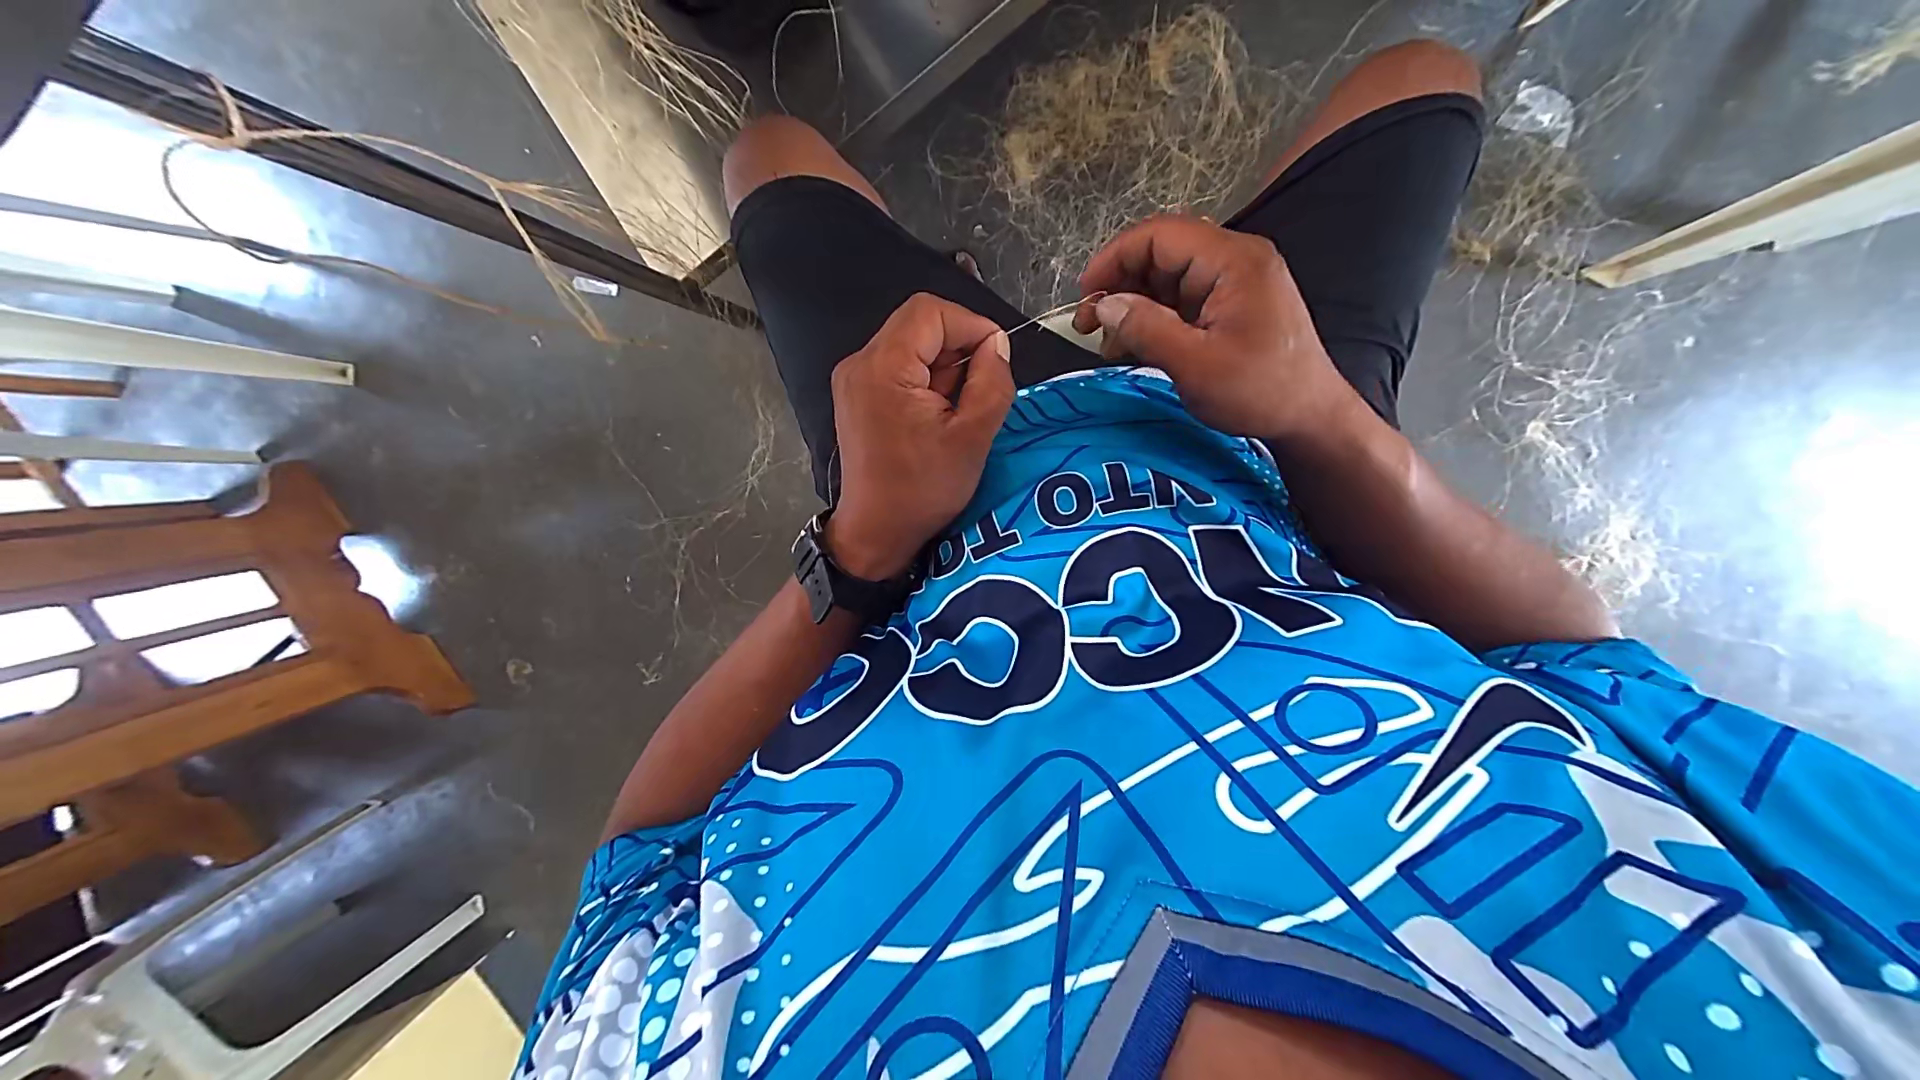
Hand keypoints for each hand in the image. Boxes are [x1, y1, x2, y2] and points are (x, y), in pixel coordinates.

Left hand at [826, 293, 1014, 578]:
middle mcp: (860, 363)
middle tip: (977, 391)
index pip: (931, 311)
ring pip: (911, 344)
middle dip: (958, 348)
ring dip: (944, 368)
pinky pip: (899, 366)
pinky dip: (926, 380)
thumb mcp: (972, 438)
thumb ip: (992, 382)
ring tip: (955, 411)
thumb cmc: (922, 491)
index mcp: (883, 368)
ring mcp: (854, 378)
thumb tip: (996, 345)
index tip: (996, 359)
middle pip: (919, 324)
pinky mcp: (857, 394)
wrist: (876, 531)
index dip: (972, 325)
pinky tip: (936, 415)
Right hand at [1072, 215, 1358, 440]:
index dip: (1113, 259)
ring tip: (1108, 343)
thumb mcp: (1195, 365)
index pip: (1158, 235)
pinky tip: (1132, 345)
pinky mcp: (1229, 307)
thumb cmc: (1259, 391)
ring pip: (1165, 279)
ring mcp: (1233, 284)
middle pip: (1160, 254)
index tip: (1084, 295)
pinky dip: (1151, 319)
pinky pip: (1179, 301)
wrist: (1310, 417)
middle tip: (1088, 325)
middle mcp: (1234, 261)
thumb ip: (1146, 329)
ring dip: (1131, 305)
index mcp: (1232, 261)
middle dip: (1118, 285)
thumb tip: (1103, 306)